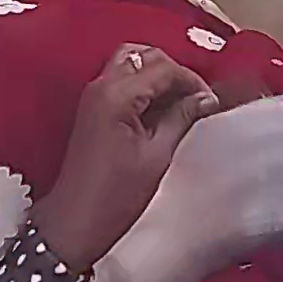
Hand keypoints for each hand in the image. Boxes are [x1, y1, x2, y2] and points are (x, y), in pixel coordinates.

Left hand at [31, 44, 219, 268]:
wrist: (73, 225)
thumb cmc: (114, 196)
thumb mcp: (157, 155)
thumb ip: (181, 118)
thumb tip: (204, 99)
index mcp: (117, 95)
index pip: (163, 68)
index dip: (191, 80)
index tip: (209, 99)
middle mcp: (102, 86)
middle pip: (145, 56)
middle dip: (173, 71)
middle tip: (195, 95)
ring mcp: (94, 96)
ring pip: (131, 62)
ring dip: (156, 73)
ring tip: (180, 98)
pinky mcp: (92, 108)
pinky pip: (121, 79)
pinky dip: (143, 84)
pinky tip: (161, 107)